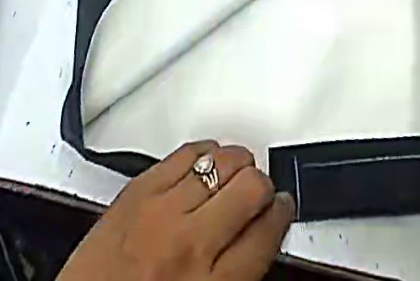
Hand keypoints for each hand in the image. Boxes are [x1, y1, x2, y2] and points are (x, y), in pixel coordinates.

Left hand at [59, 140, 294, 280]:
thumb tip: (258, 236)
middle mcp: (190, 244)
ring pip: (219, 162)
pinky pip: (182, 153)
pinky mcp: (137, 188)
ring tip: (237, 169)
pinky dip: (201, 151)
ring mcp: (161, 210)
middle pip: (249, 189)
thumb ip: (233, 272)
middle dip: (262, 185)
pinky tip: (206, 157)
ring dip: (236, 163)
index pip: (266, 234)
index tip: (282, 207)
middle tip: (261, 189)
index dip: (281, 214)